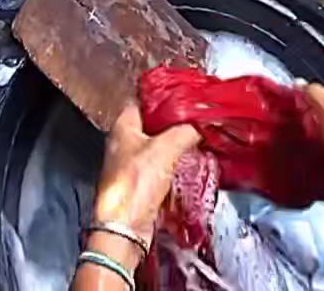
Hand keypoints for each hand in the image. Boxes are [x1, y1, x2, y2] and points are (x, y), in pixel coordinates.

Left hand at [91, 100, 201, 252]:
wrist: (125, 228)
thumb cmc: (137, 182)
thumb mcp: (165, 149)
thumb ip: (184, 132)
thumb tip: (200, 124)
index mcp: (123, 124)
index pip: (145, 99)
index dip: (164, 95)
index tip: (185, 94)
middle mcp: (124, 140)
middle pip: (152, 122)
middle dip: (174, 121)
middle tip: (196, 117)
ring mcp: (131, 162)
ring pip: (157, 145)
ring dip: (175, 143)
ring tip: (197, 137)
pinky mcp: (140, 183)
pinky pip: (160, 165)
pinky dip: (173, 163)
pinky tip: (189, 162)